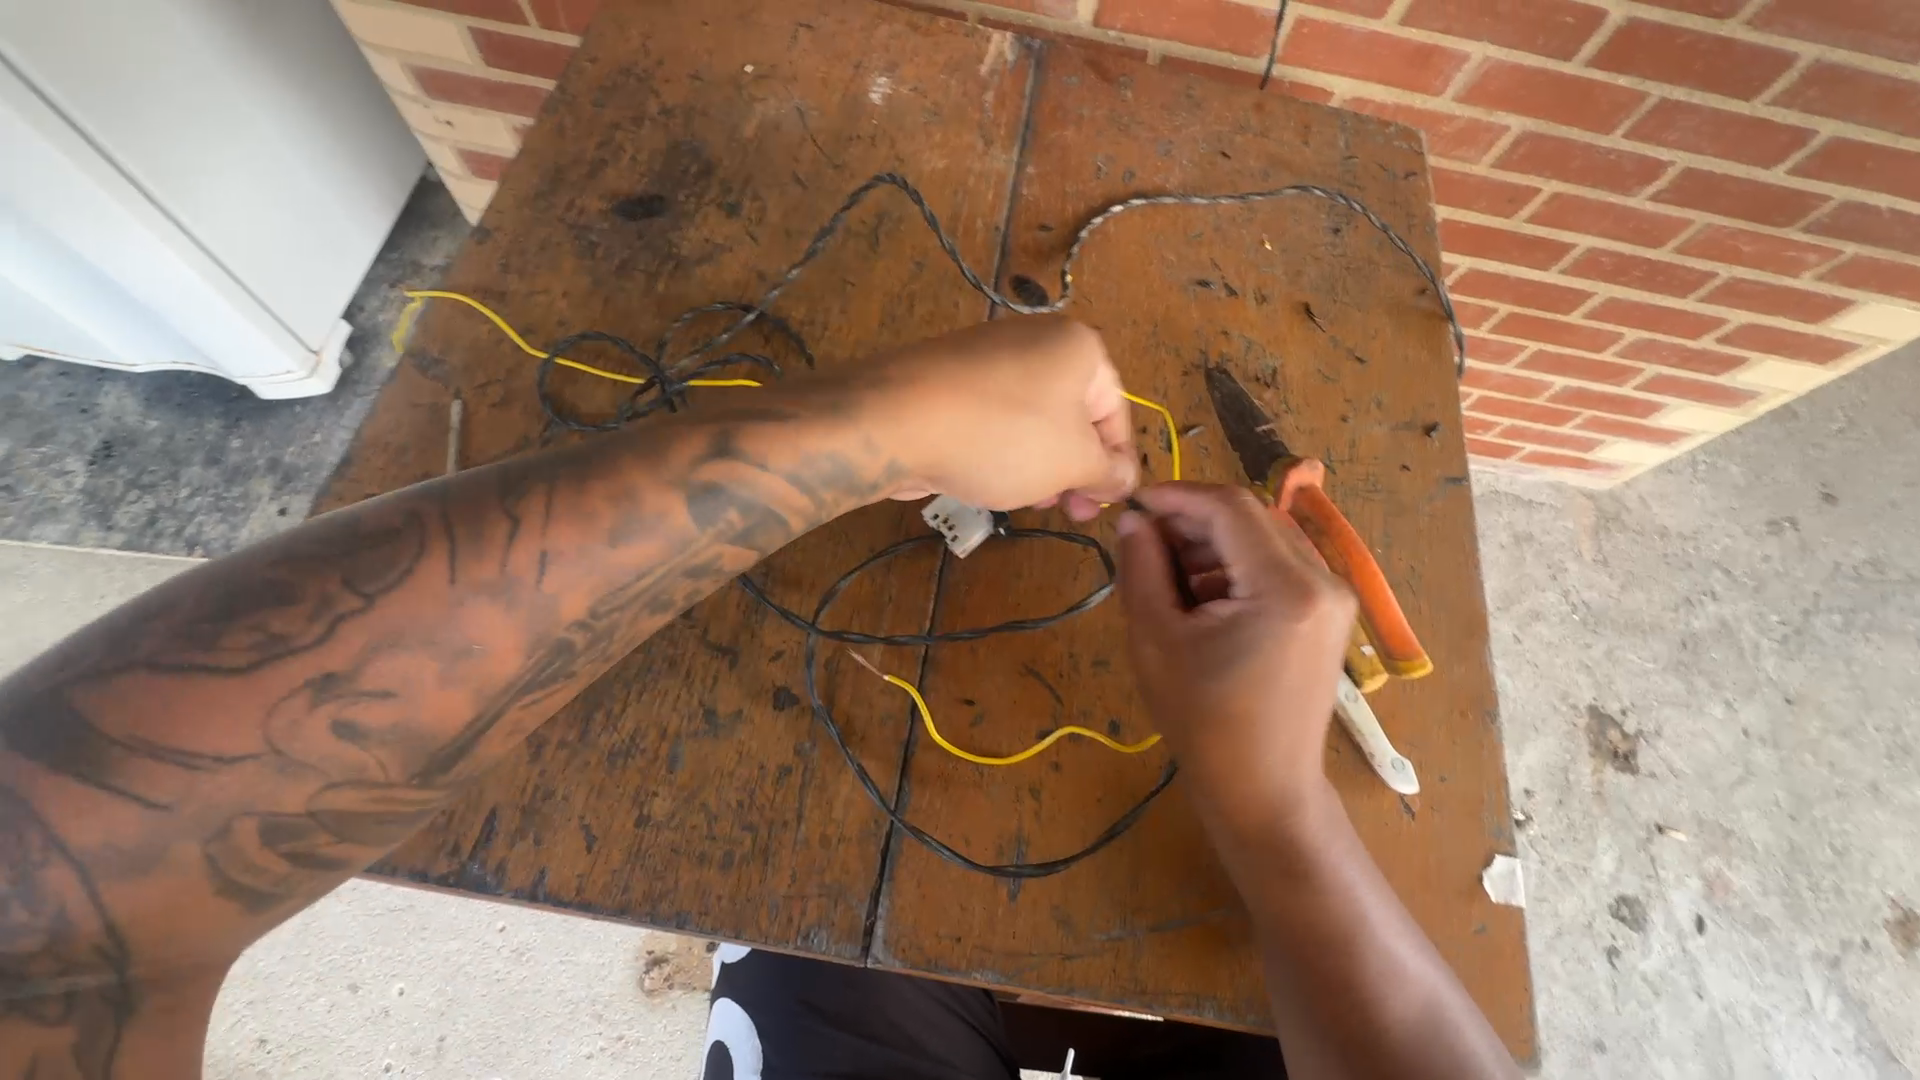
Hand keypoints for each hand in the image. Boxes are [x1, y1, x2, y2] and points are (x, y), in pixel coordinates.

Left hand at [850, 316, 1137, 518]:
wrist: (897, 422)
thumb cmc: (1005, 437)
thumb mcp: (1073, 461)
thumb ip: (1109, 472)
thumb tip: (1127, 480)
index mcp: (1078, 348)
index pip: (1117, 412)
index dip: (1117, 465)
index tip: (1104, 506)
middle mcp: (1035, 341)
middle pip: (1073, 417)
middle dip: (1074, 469)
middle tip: (1069, 511)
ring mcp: (986, 359)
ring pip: (1032, 424)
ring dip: (1039, 467)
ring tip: (1026, 500)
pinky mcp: (949, 382)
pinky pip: (993, 422)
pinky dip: (1000, 452)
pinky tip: (988, 482)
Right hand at [1114, 483, 1355, 835]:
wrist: (1262, 787)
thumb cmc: (1202, 720)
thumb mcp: (1157, 638)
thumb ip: (1142, 566)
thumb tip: (1133, 518)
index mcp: (1285, 588)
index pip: (1230, 507)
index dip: (1177, 496)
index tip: (1133, 505)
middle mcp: (1323, 580)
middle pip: (1251, 517)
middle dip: (1193, 521)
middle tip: (1144, 544)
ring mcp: (1334, 596)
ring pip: (1264, 537)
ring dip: (1213, 543)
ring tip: (1168, 576)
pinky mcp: (1329, 612)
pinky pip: (1278, 564)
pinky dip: (1236, 566)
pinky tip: (1201, 597)